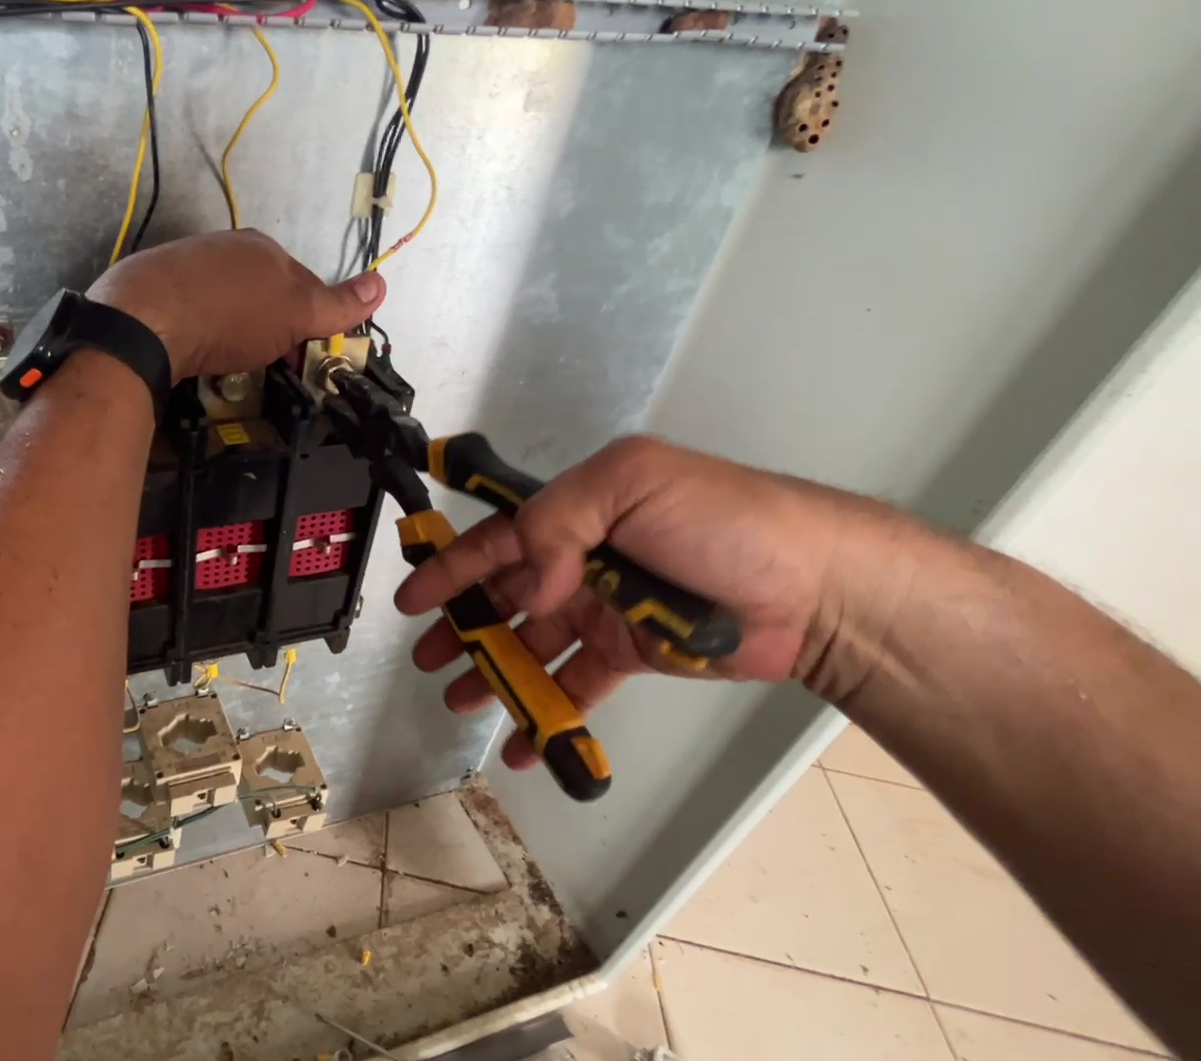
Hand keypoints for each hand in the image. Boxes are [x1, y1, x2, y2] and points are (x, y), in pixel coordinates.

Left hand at [87, 230, 385, 380]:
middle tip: (266, 364)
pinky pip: (191, 308)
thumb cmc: (232, 316)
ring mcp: (187, 262)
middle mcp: (226, 246)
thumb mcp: (295, 314)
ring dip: (234, 328)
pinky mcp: (155, 285)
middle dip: (271, 325)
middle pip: (264, 290)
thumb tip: (382, 283)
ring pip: (226, 299)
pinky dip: (199, 328)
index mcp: (264, 247)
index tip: (301, 358)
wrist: (147, 318)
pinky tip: (193, 348)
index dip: (309, 323)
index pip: (304, 283)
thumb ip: (337, 304)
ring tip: (227, 361)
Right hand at [394, 436, 927, 768]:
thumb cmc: (722, 523)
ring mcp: (601, 610)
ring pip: (528, 644)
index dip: (448, 569)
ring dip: (492, 672)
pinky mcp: (626, 653)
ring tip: (460, 699)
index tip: (410, 600)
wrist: (814, 588)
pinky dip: (546, 713)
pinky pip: (573, 684)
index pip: (493, 542)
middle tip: (429, 659)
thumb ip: (561, 520)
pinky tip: (524, 740)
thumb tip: (528, 586)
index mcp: (575, 515)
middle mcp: (579, 560)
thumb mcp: (633, 484)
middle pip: (502, 597)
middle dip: (461, 626)